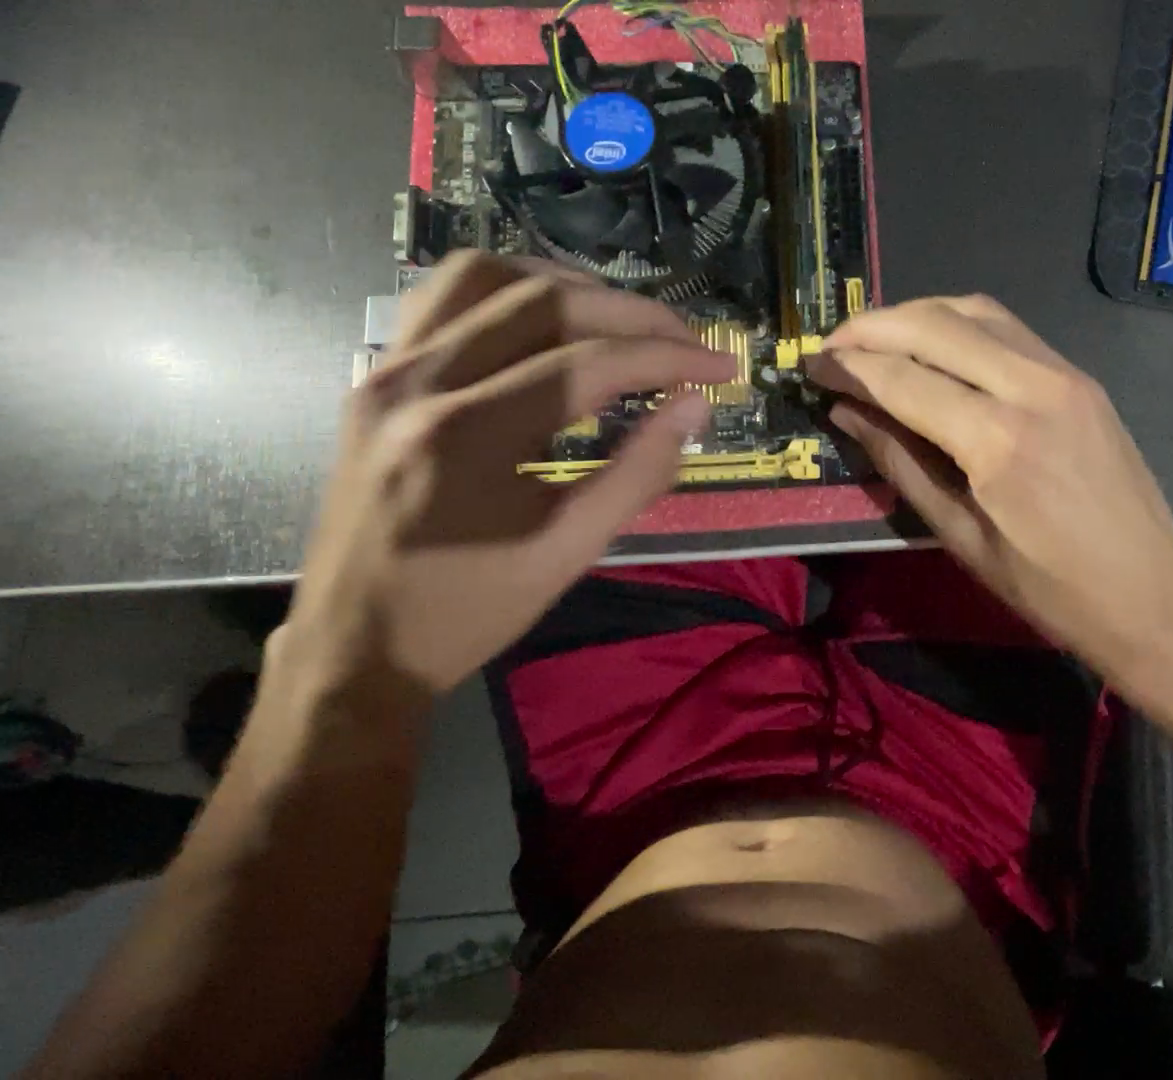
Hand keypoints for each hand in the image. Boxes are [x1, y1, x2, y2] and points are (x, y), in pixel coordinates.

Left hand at [281, 252, 733, 696]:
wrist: (356, 644)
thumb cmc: (469, 610)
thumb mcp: (568, 554)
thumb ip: (638, 475)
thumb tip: (694, 408)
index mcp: (467, 436)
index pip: (587, 365)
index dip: (667, 357)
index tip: (720, 366)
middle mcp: (419, 382)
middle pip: (541, 305)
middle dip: (631, 314)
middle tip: (688, 339)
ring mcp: (385, 372)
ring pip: (481, 278)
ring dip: (566, 286)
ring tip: (622, 318)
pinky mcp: (374, 378)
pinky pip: (439, 300)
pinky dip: (505, 292)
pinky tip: (544, 318)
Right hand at [809, 296, 1172, 690]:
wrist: (1150, 596)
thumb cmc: (1051, 591)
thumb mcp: (964, 540)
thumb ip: (902, 466)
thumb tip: (849, 414)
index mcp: (997, 440)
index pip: (902, 378)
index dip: (848, 367)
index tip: (811, 367)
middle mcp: (1033, 388)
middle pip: (935, 324)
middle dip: (872, 326)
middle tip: (833, 347)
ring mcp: (1066, 376)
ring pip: (976, 313)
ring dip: (918, 315)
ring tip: (877, 341)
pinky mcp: (1083, 380)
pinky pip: (1011, 331)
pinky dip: (963, 327)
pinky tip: (937, 349)